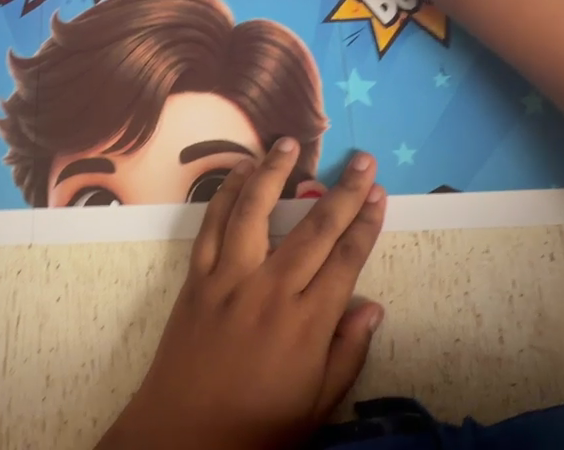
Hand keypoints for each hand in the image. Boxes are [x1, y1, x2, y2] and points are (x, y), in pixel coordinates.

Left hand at [97, 139, 387, 449]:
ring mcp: (229, 278)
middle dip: (342, 191)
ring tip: (289, 142)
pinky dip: (225, 194)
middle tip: (361, 159)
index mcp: (307, 323)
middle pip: (313, 229)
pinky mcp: (197, 277)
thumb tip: (373, 306)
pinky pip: (211, 225)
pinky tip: (240, 171)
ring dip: (274, 173)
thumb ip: (347, 353)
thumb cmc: (257, 427)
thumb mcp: (317, 405)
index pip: (346, 260)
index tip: (379, 193)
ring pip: (255, 211)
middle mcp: (271, 290)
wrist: (183, 437)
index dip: (366, 223)